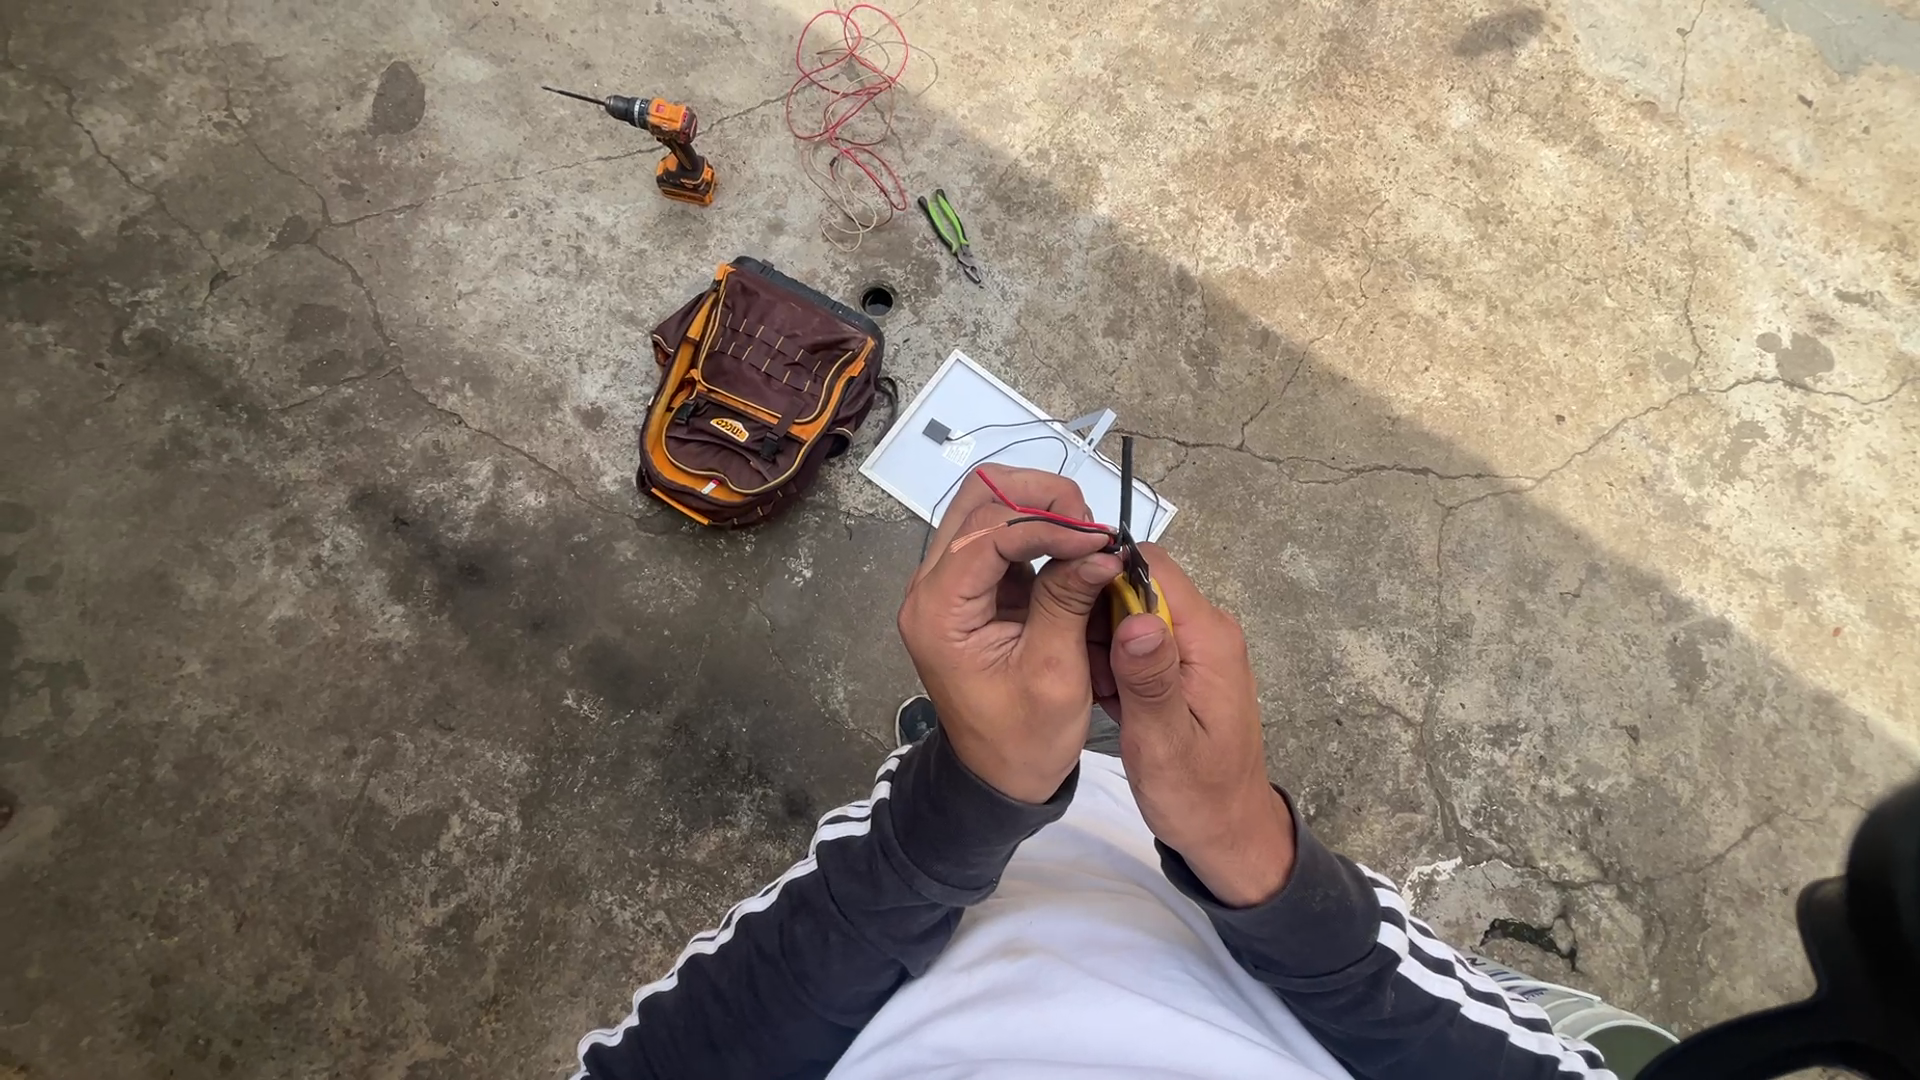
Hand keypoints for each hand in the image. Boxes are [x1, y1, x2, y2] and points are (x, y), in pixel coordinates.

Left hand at [897, 466, 1122, 803]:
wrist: (999, 774)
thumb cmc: (1024, 737)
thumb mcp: (1054, 673)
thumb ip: (1069, 601)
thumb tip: (1102, 548)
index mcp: (939, 611)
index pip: (988, 531)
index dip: (1047, 525)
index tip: (1099, 541)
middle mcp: (931, 586)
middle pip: (976, 498)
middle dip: (1038, 498)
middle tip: (1089, 526)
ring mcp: (948, 583)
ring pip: (985, 506)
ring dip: (1038, 507)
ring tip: (1084, 534)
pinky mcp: (971, 587)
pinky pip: (998, 534)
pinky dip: (1037, 529)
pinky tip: (1071, 547)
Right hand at [1091, 544, 1295, 905]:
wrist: (1230, 832)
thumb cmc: (1196, 794)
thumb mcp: (1165, 742)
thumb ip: (1150, 680)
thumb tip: (1136, 618)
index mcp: (1207, 636)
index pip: (1150, 565)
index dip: (1103, 575)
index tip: (1068, 612)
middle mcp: (1206, 628)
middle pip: (1136, 583)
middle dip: (1098, 614)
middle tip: (1085, 667)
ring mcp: (1195, 645)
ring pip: (1130, 610)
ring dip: (1103, 642)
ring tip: (1100, 689)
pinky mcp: (1182, 663)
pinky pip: (1137, 639)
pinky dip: (1114, 661)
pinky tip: (1111, 697)